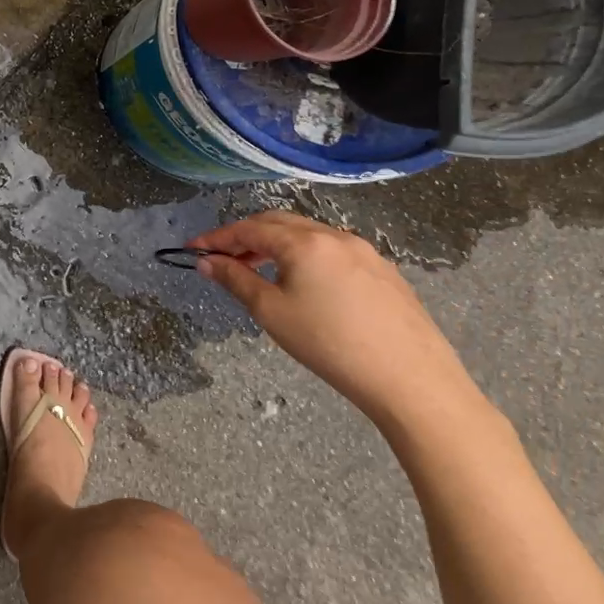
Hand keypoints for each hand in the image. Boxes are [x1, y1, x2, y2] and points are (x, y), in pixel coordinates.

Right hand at [189, 211, 477, 431]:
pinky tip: (302, 284)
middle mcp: (336, 237)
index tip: (191, 249)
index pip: (249, 228)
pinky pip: (333, 252)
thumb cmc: (329, 343)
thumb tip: (206, 262)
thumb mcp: (270, 312)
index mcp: (305, 242)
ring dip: (276, 245)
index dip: (217, 237)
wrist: (412, 380)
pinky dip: (305, 256)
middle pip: (279, 223)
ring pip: (309, 235)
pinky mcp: (386, 273)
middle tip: (222, 256)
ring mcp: (366, 254)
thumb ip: (235, 280)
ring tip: (258, 270)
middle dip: (245, 235)